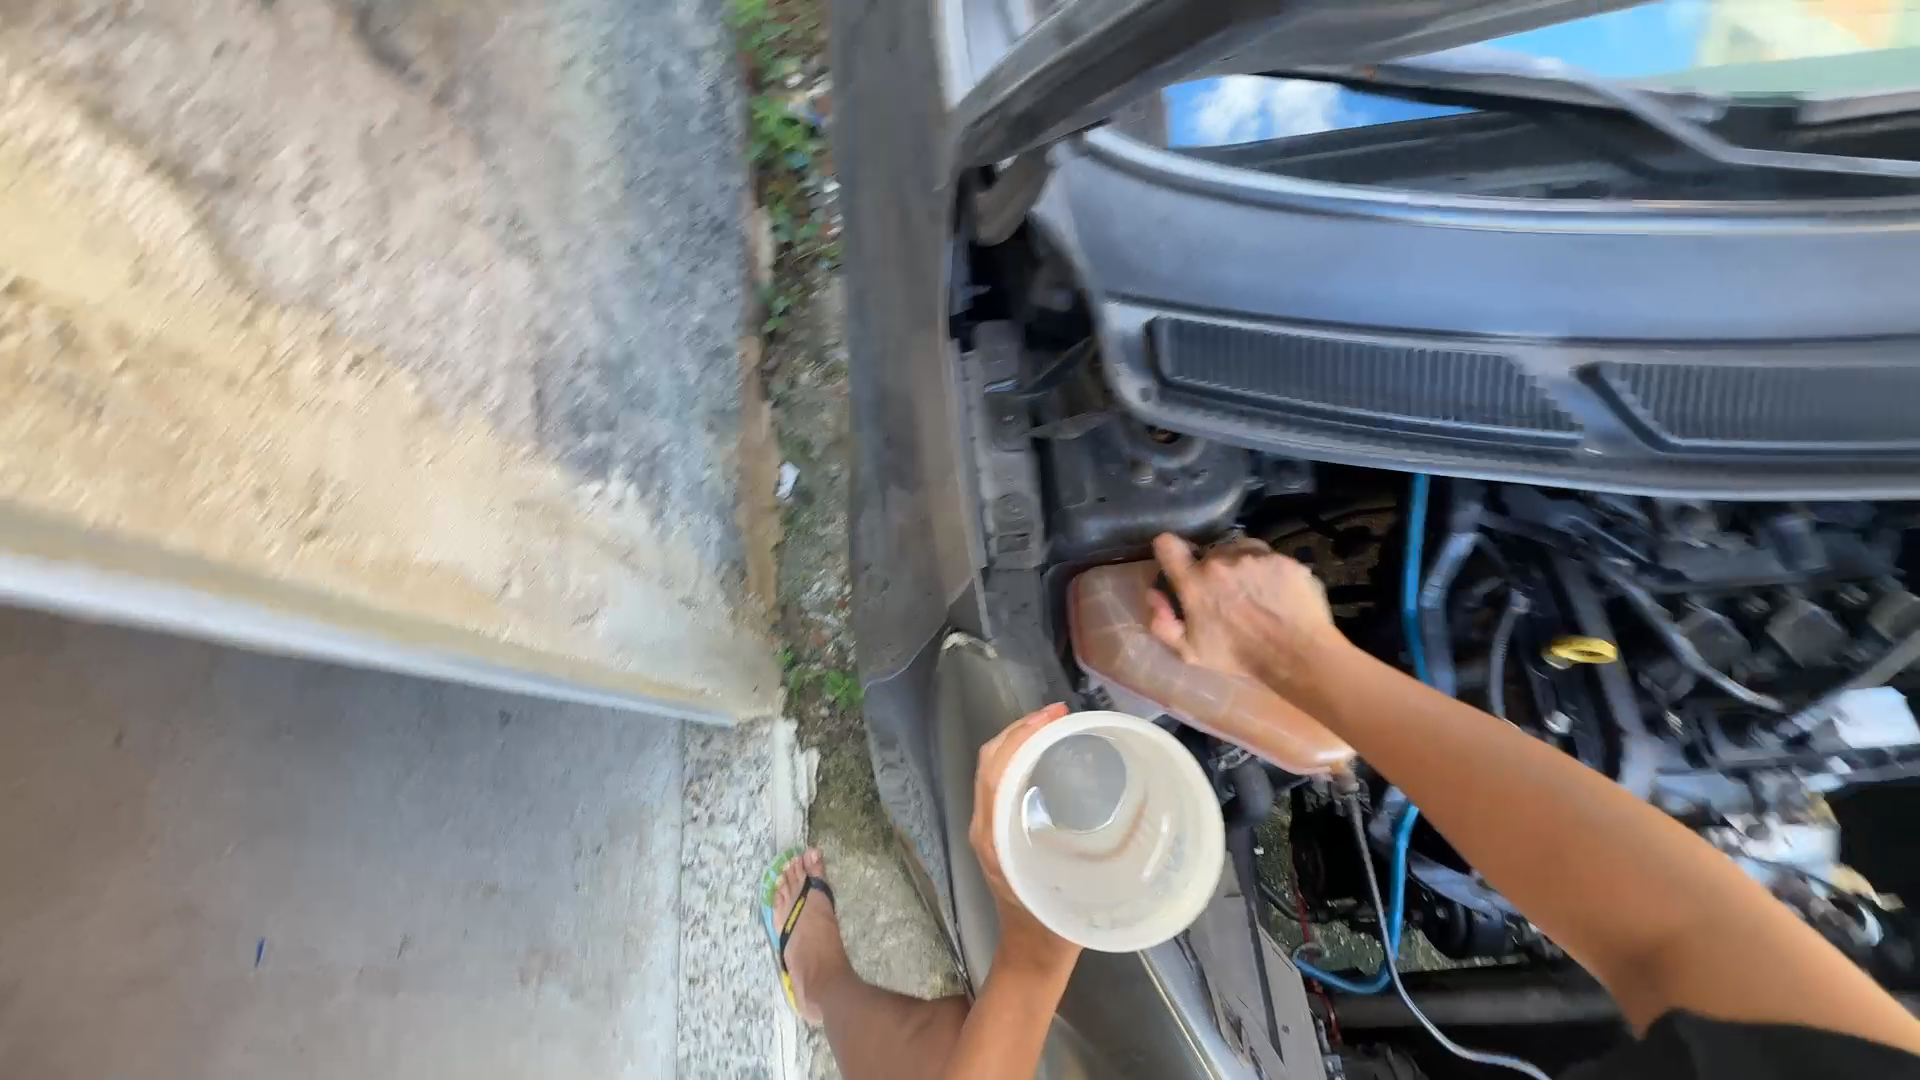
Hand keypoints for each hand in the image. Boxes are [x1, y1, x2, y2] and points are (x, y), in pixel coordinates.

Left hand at [969, 703, 1080, 971]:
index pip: (996, 770)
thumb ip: (1090, 852)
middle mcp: (984, 825)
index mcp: (994, 836)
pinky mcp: (994, 829)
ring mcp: (986, 826)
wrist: (1031, 956)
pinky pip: (999, 780)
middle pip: (990, 760)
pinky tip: (1046, 755)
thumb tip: (1127, 811)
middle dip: (1020, 729)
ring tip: (1054, 725)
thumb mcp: (1075, 886)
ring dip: (1018, 740)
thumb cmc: (1054, 926)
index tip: (1055, 717)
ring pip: (992, 767)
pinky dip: (1018, 757)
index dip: (1022, 736)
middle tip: (1059, 714)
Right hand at [1147, 532, 1338, 685]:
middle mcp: (1221, 560)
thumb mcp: (1190, 651)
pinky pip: (1269, 558)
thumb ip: (1162, 623)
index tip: (1178, 563)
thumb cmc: (1238, 656)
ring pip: (1239, 549)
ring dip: (1240, 565)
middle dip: (1212, 569)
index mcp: (1194, 581)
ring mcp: (1255, 556)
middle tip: (1225, 594)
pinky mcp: (1284, 558)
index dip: (1169, 551)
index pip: (1167, 545)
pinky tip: (1277, 593)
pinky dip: (1269, 571)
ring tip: (1252, 590)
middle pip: (1208, 552)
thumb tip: (1154, 595)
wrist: (1297, 656)